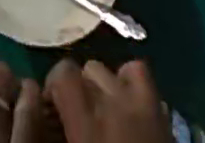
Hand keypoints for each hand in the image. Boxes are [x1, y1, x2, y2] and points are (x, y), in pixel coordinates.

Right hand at [43, 60, 168, 142]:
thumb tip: (46, 126)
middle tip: (74, 119)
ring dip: (99, 86)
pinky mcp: (158, 109)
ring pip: (108, 69)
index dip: (52, 86)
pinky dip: (126, 81)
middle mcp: (112, 104)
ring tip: (100, 114)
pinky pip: (137, 72)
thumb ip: (57, 139)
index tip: (49, 111)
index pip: (63, 74)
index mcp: (87, 125)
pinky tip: (123, 103)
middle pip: (84, 69)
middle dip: (75, 89)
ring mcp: (139, 102)